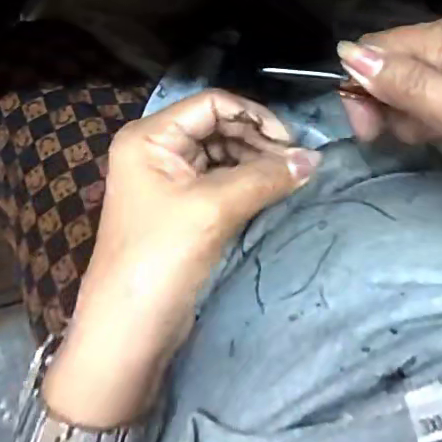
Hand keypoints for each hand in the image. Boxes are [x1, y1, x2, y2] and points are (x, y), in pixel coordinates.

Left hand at [41, 90, 318, 428]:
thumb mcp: (214, 209)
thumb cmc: (161, 259)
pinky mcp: (180, 205)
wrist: (126, 338)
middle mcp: (156, 148)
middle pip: (218, 125)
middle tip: (295, 164)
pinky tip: (272, 190)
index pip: (212, 103)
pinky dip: (247, 181)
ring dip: (256, 161)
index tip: (289, 142)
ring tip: (289, 178)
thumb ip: (266, 177)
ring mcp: (167, 177)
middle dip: (258, 140)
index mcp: (150, 136)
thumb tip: (315, 158)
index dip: (253, 115)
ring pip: (223, 151)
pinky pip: (220, 177)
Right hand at [337, 11, 441, 256]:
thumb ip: (412, 85)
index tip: (371, 134)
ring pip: (415, 87)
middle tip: (409, 145)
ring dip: (411, 119)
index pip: (381, 46)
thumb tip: (346, 51)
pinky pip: (441, 102)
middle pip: (395, 64)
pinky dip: (436, 125)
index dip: (364, 86)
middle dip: (388, 105)